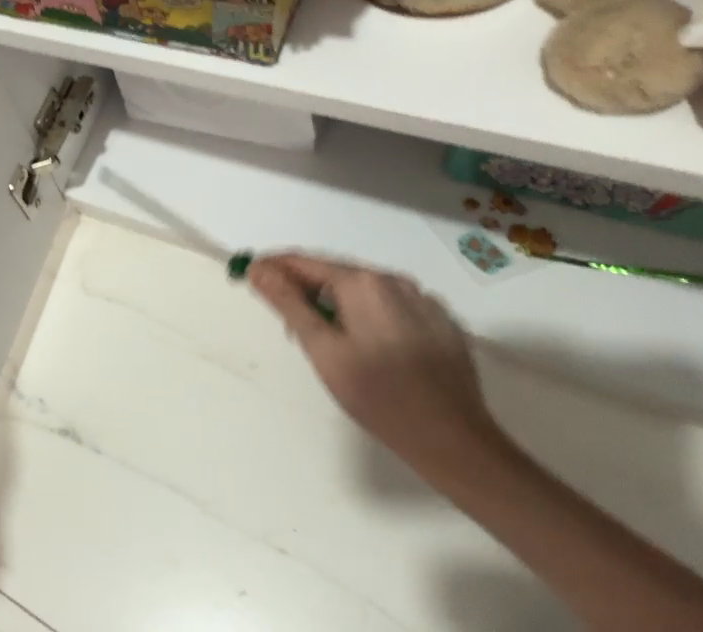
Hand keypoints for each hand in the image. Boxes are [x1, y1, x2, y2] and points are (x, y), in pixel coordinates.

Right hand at [248, 254, 508, 478]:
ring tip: (322, 339)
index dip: (272, 267)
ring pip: (363, 291)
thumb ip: (288, 303)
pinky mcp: (442, 325)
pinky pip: (391, 307)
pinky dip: (366, 316)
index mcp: (364, 283)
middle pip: (335, 273)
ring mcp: (426, 302)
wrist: (455, 442)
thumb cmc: (378, 396)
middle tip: (284, 322)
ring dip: (335, 303)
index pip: (304, 262)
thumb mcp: (322, 349)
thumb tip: (258, 268)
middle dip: (303, 289)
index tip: (247, 279)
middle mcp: (397, 281)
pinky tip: (365, 348)